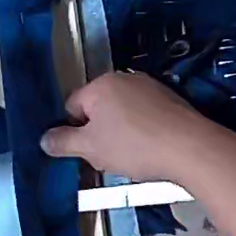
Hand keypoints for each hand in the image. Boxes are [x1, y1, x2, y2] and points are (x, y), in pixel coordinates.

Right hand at [41, 72, 235, 182]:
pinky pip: (145, 115)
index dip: (74, 131)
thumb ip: (62, 142)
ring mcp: (150, 87)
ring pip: (122, 113)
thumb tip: (44, 139)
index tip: (85, 150)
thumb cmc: (134, 145)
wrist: (192, 149)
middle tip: (106, 156)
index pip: (72, 107)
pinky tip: (150, 150)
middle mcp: (124, 79)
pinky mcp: (172, 100)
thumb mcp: (90, 149)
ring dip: (120, 132)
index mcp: (99, 85)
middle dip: (98, 132)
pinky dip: (143, 131)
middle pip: (97, 108)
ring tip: (131, 156)